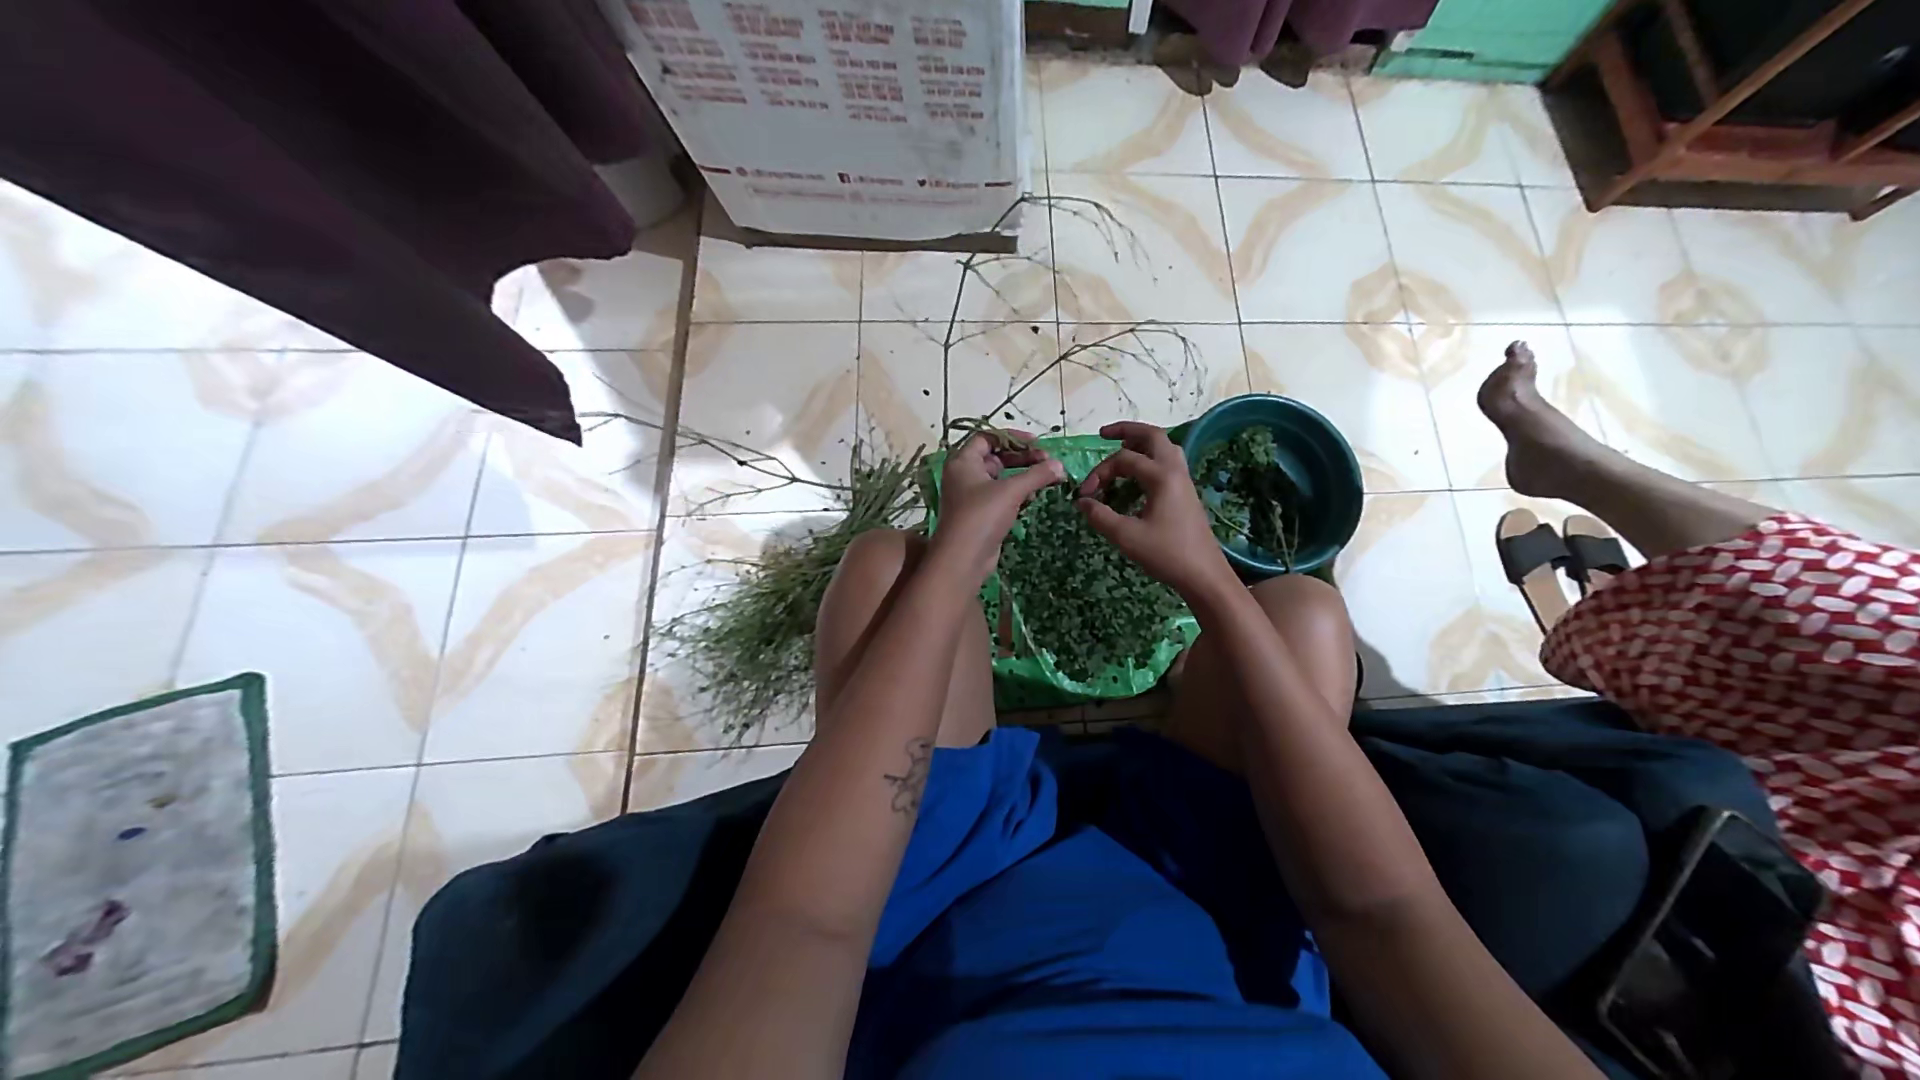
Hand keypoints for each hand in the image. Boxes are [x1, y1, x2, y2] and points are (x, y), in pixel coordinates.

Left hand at [930, 432, 1066, 588]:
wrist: (963, 559)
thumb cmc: (981, 516)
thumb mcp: (1011, 491)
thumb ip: (1036, 475)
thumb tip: (1059, 465)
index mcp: (963, 461)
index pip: (987, 438)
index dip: (1012, 438)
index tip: (1037, 443)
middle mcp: (964, 475)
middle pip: (996, 457)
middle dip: (1023, 458)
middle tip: (1048, 462)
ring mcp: (971, 496)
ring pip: (1000, 477)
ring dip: (1023, 476)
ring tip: (1046, 479)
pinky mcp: (980, 514)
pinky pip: (1001, 496)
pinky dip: (1017, 494)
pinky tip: (1033, 497)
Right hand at [1075, 422, 1234, 598]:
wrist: (1204, 575)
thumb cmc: (1166, 554)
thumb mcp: (1126, 537)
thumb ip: (1100, 516)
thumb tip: (1081, 501)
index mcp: (1161, 477)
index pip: (1123, 460)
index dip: (1099, 473)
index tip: (1084, 495)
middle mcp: (1175, 471)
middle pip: (1152, 436)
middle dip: (1126, 431)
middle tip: (1103, 434)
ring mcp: (1184, 481)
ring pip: (1164, 448)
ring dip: (1141, 443)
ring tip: (1121, 448)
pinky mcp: (1186, 494)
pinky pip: (1168, 463)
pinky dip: (1150, 459)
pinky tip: (1137, 477)